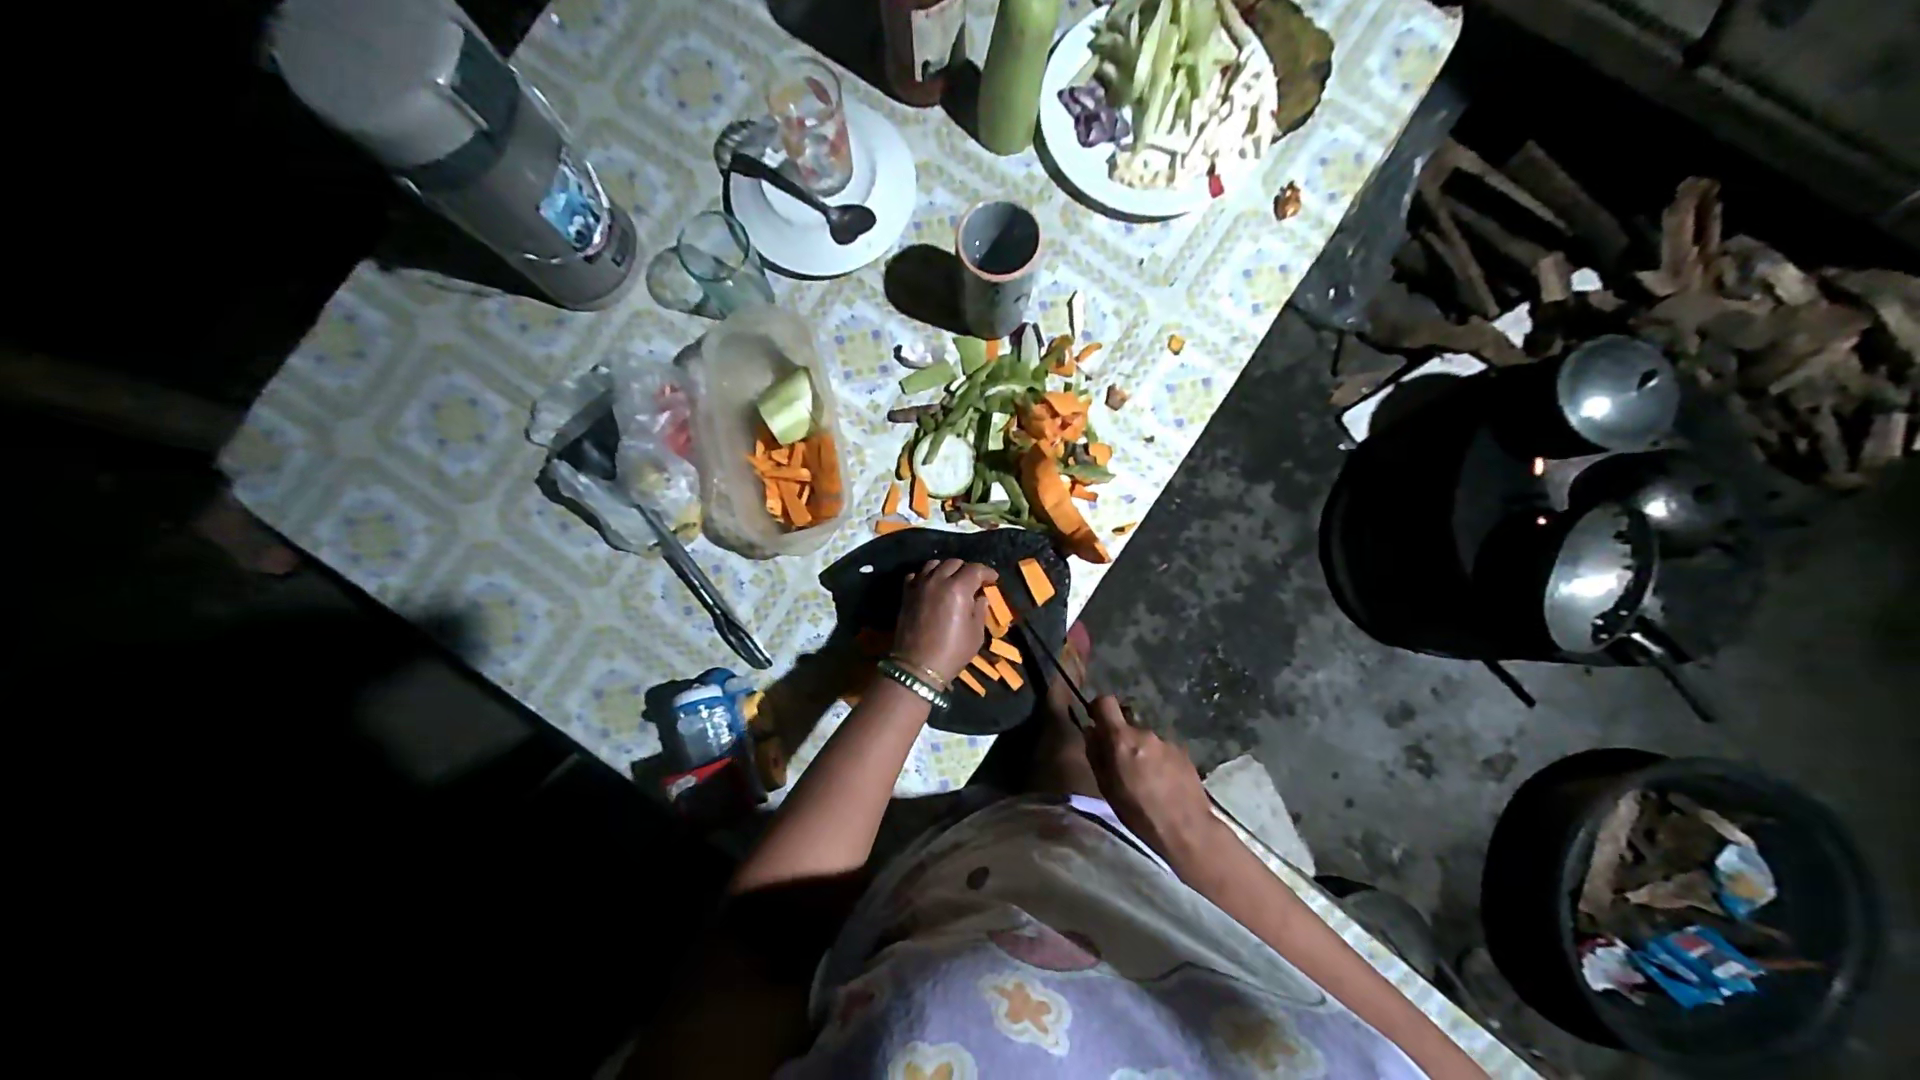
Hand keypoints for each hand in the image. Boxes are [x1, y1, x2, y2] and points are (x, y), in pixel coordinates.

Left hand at [894, 559, 997, 683]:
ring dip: (945, 569)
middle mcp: (938, 580)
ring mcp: (919, 585)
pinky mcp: (906, 594)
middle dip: (966, 569)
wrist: (917, 666)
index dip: (987, 572)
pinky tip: (931, 587)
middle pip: (954, 563)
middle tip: (973, 582)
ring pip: (934, 565)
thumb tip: (980, 597)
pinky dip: (926, 577)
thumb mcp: (976, 633)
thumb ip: (980, 610)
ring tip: (951, 581)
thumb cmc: (952, 651)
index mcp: (958, 588)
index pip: (975, 569)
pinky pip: (916, 575)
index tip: (993, 579)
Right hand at [1084, 695, 1220, 860]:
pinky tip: (1164, 783)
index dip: (1098, 709)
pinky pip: (1163, 750)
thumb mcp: (1106, 786)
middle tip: (1123, 766)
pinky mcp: (1184, 753)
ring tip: (1147, 779)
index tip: (1096, 723)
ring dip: (1143, 752)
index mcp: (1122, 738)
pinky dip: (1160, 761)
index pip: (1105, 702)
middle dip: (1123, 740)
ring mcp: (1167, 741)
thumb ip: (1096, 754)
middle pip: (1127, 726)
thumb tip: (1091, 731)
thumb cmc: (1138, 812)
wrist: (1186, 829)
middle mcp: (1145, 732)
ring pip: (1146, 740)